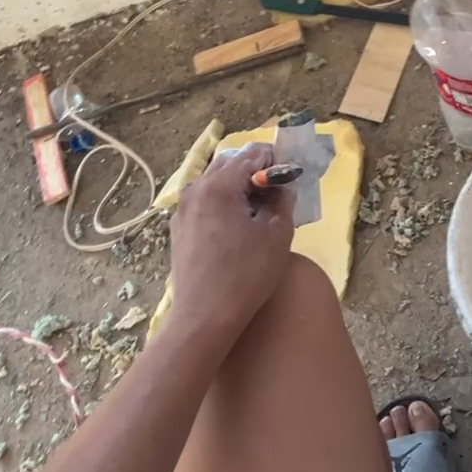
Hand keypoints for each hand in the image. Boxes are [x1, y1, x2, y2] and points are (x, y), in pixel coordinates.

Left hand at [168, 142, 296, 338]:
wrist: (205, 317)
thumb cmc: (246, 274)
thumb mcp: (278, 234)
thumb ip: (282, 201)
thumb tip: (282, 186)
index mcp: (219, 186)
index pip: (252, 154)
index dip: (276, 160)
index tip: (291, 175)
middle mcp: (195, 189)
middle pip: (230, 163)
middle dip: (255, 170)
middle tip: (278, 191)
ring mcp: (183, 209)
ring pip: (215, 181)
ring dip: (239, 186)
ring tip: (260, 209)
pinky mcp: (179, 227)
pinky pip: (205, 201)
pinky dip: (224, 201)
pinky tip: (238, 224)